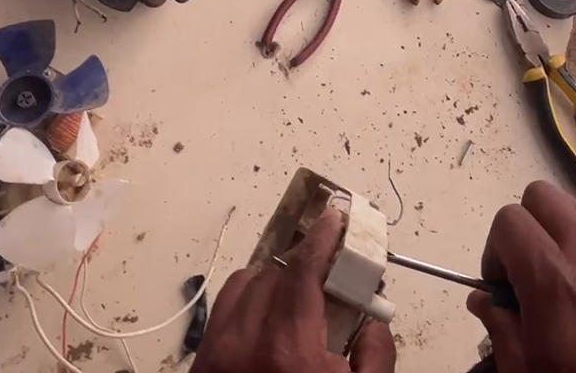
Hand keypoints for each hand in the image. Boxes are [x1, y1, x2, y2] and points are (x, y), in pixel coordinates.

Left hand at [193, 208, 395, 372]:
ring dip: (273, 278)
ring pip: (245, 283)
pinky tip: (265, 316)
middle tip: (329, 269)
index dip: (323, 234)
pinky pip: (224, 309)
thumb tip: (372, 315)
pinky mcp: (199, 366)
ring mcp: (215, 353)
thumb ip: (375, 352)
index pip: (305, 266)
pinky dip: (246, 299)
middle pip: (277, 271)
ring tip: (296, 293)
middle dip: (305, 263)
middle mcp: (245, 340)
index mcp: (288, 348)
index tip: (336, 216)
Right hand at [468, 182, 575, 372]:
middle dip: (522, 224)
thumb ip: (498, 326)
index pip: (508, 220)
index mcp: (550, 276)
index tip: (500, 287)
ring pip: (569, 204)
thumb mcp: (524, 369)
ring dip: (550, 226)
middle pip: (540, 194)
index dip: (494, 250)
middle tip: (521, 269)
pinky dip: (575, 241)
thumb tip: (482, 299)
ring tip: (549, 271)